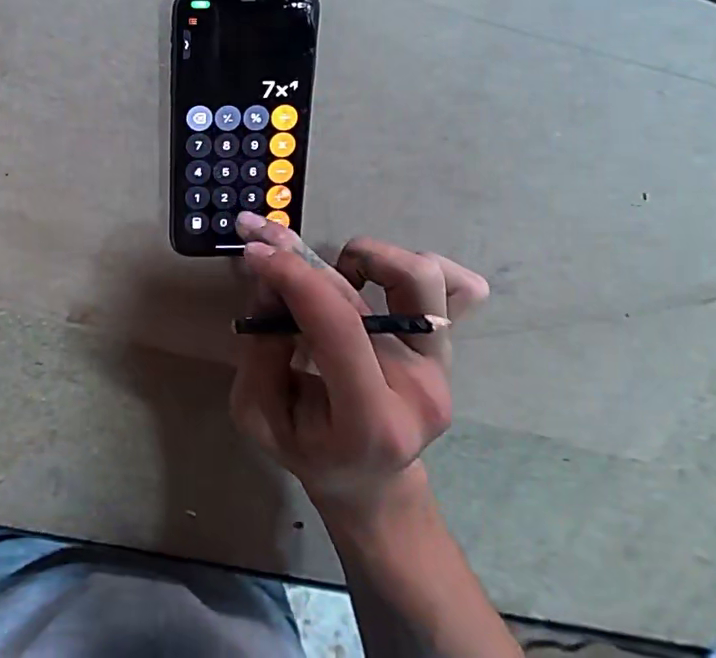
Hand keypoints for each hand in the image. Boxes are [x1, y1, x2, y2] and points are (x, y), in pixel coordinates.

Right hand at [228, 211, 486, 514]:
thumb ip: (261, 349)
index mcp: (370, 422)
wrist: (370, 479)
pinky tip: (375, 276)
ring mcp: (442, 366)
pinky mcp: (449, 347)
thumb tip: (272, 281)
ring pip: (422, 278)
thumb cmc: (309, 451)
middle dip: (302, 257)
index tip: (255, 253)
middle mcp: (418, 389)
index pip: (339, 328)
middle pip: (362, 297)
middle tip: (261, 236)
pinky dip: (413, 268)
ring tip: (331, 275)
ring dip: (366, 259)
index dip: (295, 279)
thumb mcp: (259, 414)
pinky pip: (460, 288)